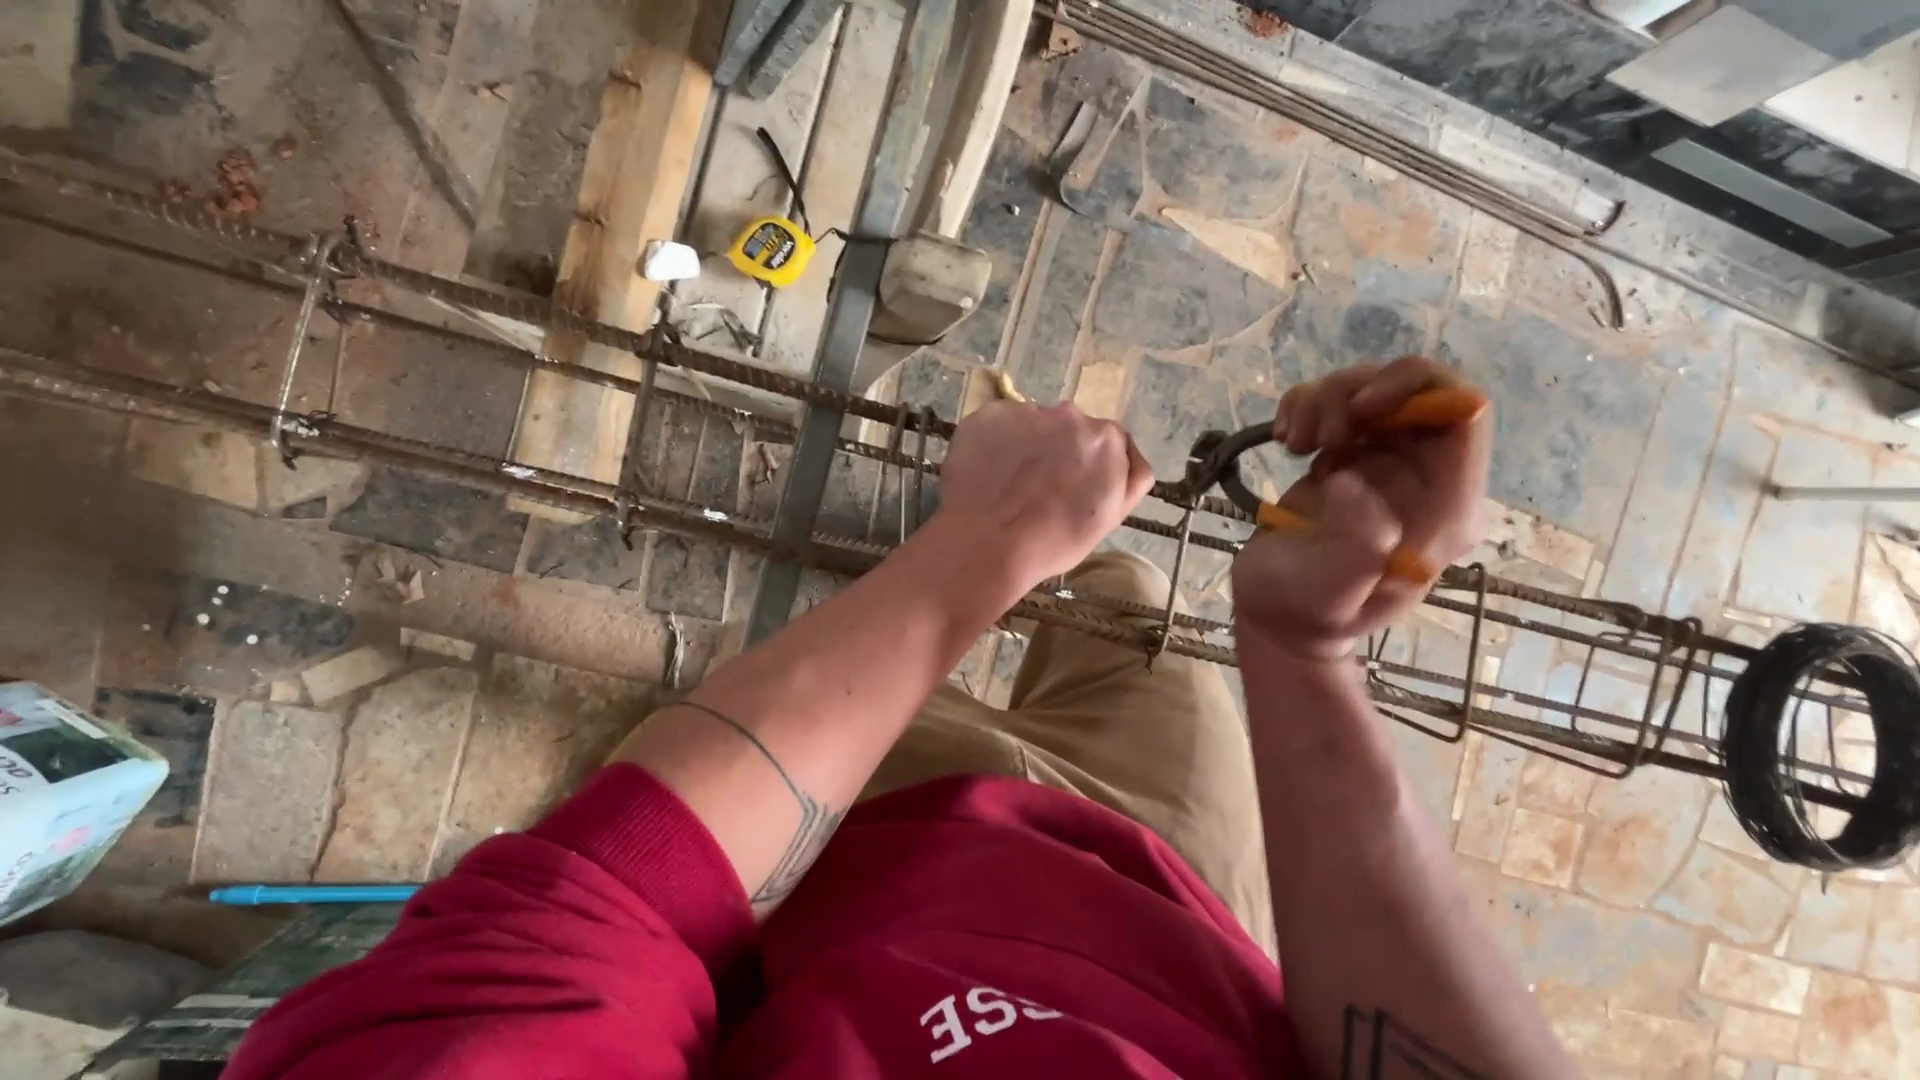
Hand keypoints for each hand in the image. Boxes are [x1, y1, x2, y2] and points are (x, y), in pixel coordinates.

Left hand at [933, 400, 1154, 590]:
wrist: (988, 543)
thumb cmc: (1054, 541)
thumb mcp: (1111, 517)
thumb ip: (1129, 479)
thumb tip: (1127, 456)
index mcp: (1107, 439)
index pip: (1107, 442)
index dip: (1090, 467)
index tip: (1073, 489)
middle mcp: (1070, 414)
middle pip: (1069, 429)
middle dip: (1059, 451)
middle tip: (1040, 488)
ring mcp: (1026, 412)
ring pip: (1032, 426)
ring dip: (1027, 446)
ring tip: (1009, 484)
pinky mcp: (987, 415)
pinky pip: (998, 426)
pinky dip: (995, 444)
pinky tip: (987, 473)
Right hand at [1232, 357, 1491, 660]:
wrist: (1273, 615)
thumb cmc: (1302, 612)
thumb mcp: (1328, 593)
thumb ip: (1355, 546)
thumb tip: (1353, 480)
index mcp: (1443, 512)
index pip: (1465, 418)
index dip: (1418, 393)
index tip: (1360, 411)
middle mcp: (1424, 479)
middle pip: (1419, 390)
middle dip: (1360, 393)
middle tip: (1320, 436)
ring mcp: (1385, 465)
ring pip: (1372, 389)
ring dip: (1326, 400)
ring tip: (1294, 444)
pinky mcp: (1347, 458)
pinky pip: (1336, 404)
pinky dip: (1304, 406)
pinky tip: (1285, 441)